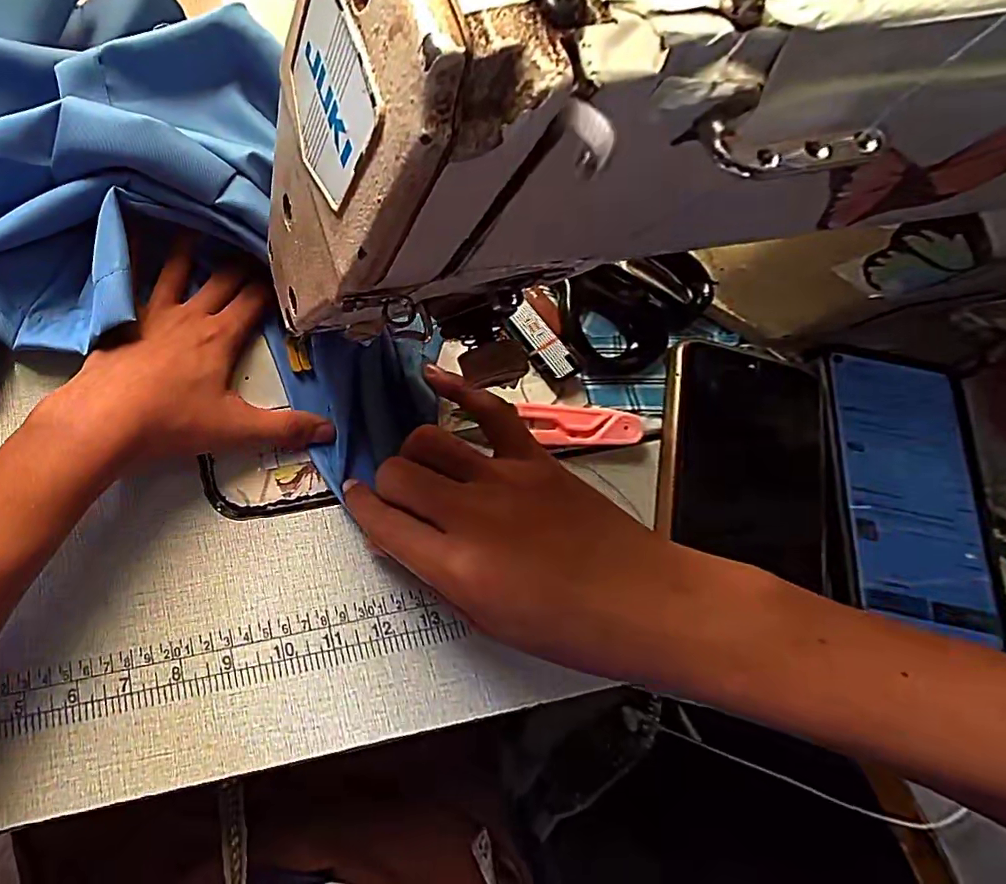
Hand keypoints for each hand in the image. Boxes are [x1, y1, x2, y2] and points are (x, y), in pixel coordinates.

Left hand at [40, 234, 333, 473]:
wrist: (106, 419)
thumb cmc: (171, 422)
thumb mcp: (233, 431)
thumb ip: (283, 429)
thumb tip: (329, 430)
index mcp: (221, 336)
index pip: (255, 300)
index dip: (274, 282)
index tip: (287, 267)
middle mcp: (191, 315)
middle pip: (224, 278)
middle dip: (243, 262)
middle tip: (254, 242)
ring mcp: (154, 313)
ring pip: (177, 269)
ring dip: (190, 247)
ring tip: (198, 224)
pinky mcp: (124, 319)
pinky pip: (130, 278)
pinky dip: (132, 252)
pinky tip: (128, 230)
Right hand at [343, 366, 741, 686]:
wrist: (648, 606)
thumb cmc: (569, 628)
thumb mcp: (485, 620)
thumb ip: (431, 576)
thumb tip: (393, 540)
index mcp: (457, 565)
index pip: (381, 521)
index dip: (360, 508)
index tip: (356, 500)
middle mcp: (471, 514)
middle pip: (397, 473)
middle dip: (385, 484)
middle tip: (396, 496)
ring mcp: (503, 479)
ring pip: (427, 440)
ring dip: (412, 451)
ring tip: (420, 465)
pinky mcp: (533, 459)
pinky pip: (488, 411)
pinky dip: (458, 390)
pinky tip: (432, 379)